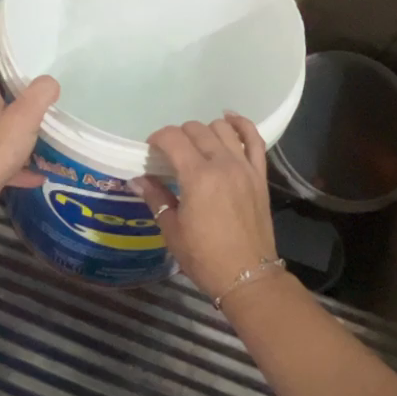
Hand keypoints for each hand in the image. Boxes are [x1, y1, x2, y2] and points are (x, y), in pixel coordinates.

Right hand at [132, 116, 277, 298]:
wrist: (248, 276)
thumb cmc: (204, 258)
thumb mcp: (172, 230)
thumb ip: (155, 197)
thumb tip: (137, 178)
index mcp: (197, 177)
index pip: (173, 138)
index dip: (157, 138)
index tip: (151, 150)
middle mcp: (222, 164)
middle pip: (196, 130)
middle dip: (178, 135)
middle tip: (170, 154)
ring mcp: (245, 167)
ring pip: (222, 129)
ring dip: (205, 131)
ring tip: (196, 144)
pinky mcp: (259, 174)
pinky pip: (254, 139)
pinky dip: (242, 124)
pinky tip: (229, 119)